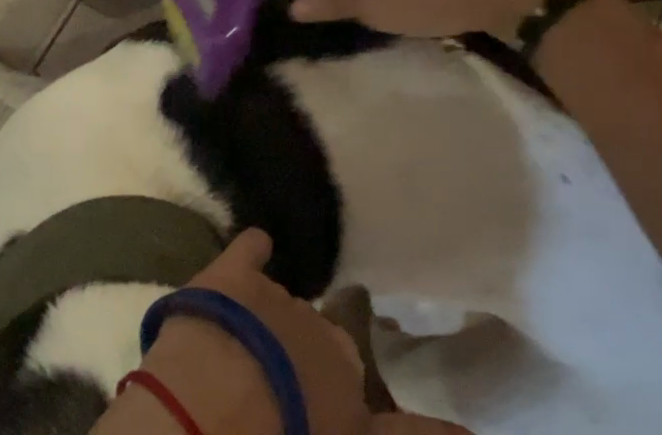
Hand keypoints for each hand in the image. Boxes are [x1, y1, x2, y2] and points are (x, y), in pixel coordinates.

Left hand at [137, 230, 369, 434]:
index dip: (339, 375)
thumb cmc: (288, 428)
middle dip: (299, 348)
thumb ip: (372, 422)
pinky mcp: (237, 274)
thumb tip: (439, 427)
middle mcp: (319, 325)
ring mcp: (277, 296)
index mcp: (347, 368)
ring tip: (252, 339)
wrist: (223, 400)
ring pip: (280, 300)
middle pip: (312, 334)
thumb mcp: (345, 429)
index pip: (352, 366)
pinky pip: (251, 250)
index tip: (330, 388)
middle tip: (282, 374)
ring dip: (270, 315)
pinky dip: (254, 249)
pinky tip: (258, 245)